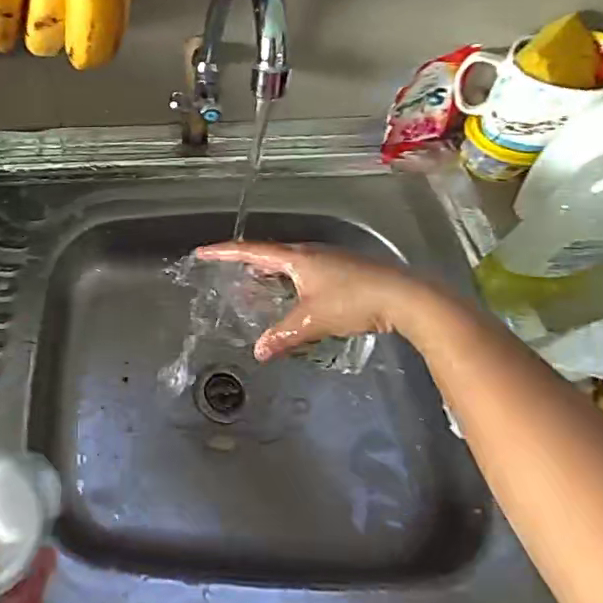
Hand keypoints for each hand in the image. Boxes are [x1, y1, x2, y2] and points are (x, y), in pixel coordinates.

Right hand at [193, 241, 432, 360]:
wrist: (401, 296)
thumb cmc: (352, 301)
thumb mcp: (312, 320)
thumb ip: (283, 335)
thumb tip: (258, 351)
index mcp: (297, 258)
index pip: (252, 250)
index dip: (225, 252)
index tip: (202, 251)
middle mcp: (310, 252)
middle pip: (270, 252)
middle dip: (246, 260)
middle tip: (227, 268)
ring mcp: (328, 259)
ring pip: (290, 262)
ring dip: (270, 270)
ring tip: (255, 281)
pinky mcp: (342, 270)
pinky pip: (305, 270)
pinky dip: (289, 279)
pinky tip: (294, 294)